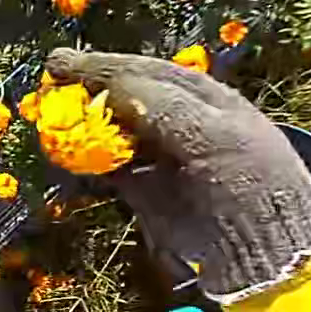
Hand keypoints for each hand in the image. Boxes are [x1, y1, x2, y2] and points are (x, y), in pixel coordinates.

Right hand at [45, 48, 310, 300]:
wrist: (258, 249)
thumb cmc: (249, 183)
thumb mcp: (215, 136)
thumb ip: (166, 109)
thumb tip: (112, 88)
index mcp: (202, 97)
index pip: (145, 72)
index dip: (105, 66)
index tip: (63, 62)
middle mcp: (177, 121)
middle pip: (124, 97)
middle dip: (88, 88)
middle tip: (52, 77)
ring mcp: (159, 155)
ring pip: (114, 131)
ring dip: (85, 124)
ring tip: (56, 117)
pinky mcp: (145, 189)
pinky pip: (111, 167)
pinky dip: (90, 161)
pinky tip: (71, 155)